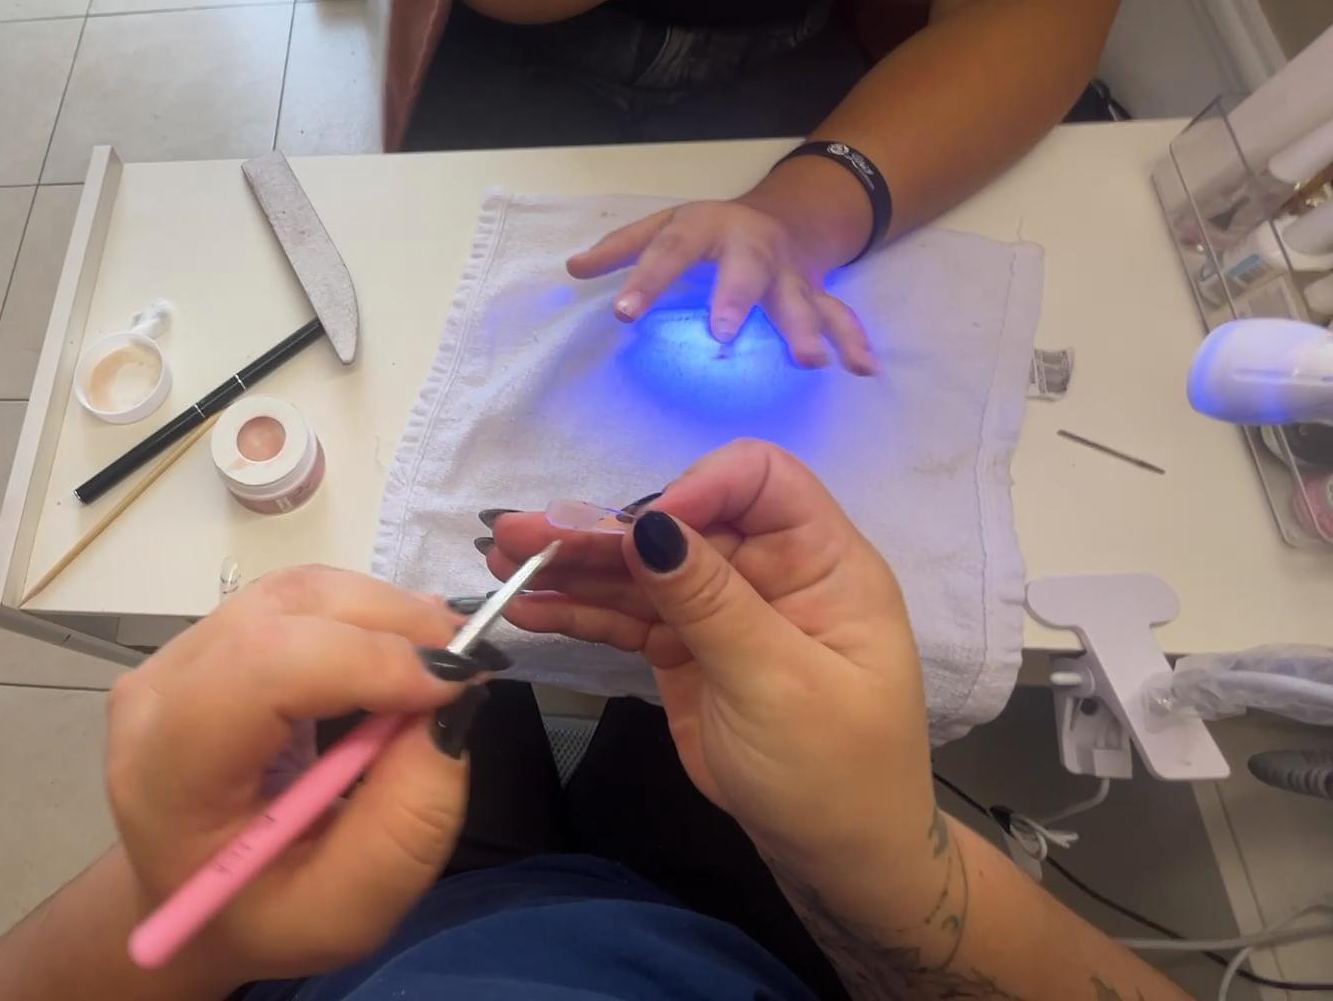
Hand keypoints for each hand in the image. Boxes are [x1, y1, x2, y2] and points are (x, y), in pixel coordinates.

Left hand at [106, 567, 482, 983]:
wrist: (190, 888)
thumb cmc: (257, 913)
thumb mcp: (342, 913)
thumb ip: (405, 825)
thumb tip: (450, 712)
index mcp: (168, 768)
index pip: (263, 666)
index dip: (367, 659)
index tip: (456, 683)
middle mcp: (159, 688)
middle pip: (283, 611)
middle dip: (390, 622)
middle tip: (469, 658)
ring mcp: (179, 651)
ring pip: (295, 592)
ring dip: (381, 610)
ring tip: (443, 652)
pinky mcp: (210, 636)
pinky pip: (294, 599)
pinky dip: (360, 610)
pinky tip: (400, 643)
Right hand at [483, 441, 932, 885]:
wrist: (828, 853)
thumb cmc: (832, 770)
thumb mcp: (776, 683)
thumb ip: (709, 601)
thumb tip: (647, 528)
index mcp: (815, 560)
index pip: (758, 482)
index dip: (697, 488)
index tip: (639, 532)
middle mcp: (758, 568)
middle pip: (670, 524)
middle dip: (595, 529)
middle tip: (518, 534)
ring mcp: (711, 605)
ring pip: (632, 568)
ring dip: (567, 566)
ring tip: (502, 562)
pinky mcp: (674, 641)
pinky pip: (619, 614)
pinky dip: (573, 611)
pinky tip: (528, 608)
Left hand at [568, 198, 876, 372]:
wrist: (781, 215)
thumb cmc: (704, 232)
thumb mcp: (661, 228)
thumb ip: (619, 250)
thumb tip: (572, 267)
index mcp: (703, 228)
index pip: (669, 251)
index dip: (647, 280)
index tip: (624, 312)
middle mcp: (749, 245)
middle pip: (746, 267)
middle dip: (737, 297)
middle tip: (721, 332)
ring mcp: (787, 270)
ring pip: (798, 295)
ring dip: (805, 327)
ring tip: (808, 361)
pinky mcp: (813, 291)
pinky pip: (839, 313)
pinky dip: (853, 340)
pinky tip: (863, 369)